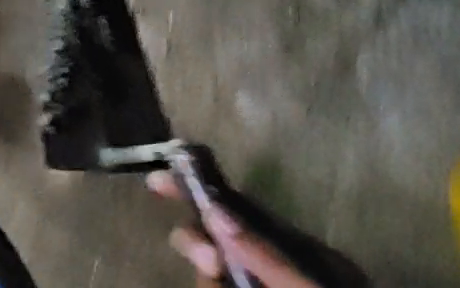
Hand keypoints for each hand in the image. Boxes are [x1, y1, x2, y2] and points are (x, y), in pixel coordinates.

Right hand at [148, 172, 321, 287]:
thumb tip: (213, 209)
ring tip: (221, 287)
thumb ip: (269, 255)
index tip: (158, 182)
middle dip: (198, 242)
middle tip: (209, 264)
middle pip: (215, 234)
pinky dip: (210, 287)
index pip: (241, 204)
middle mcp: (277, 268)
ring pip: (210, 270)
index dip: (196, 184)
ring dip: (206, 280)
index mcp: (301, 252)